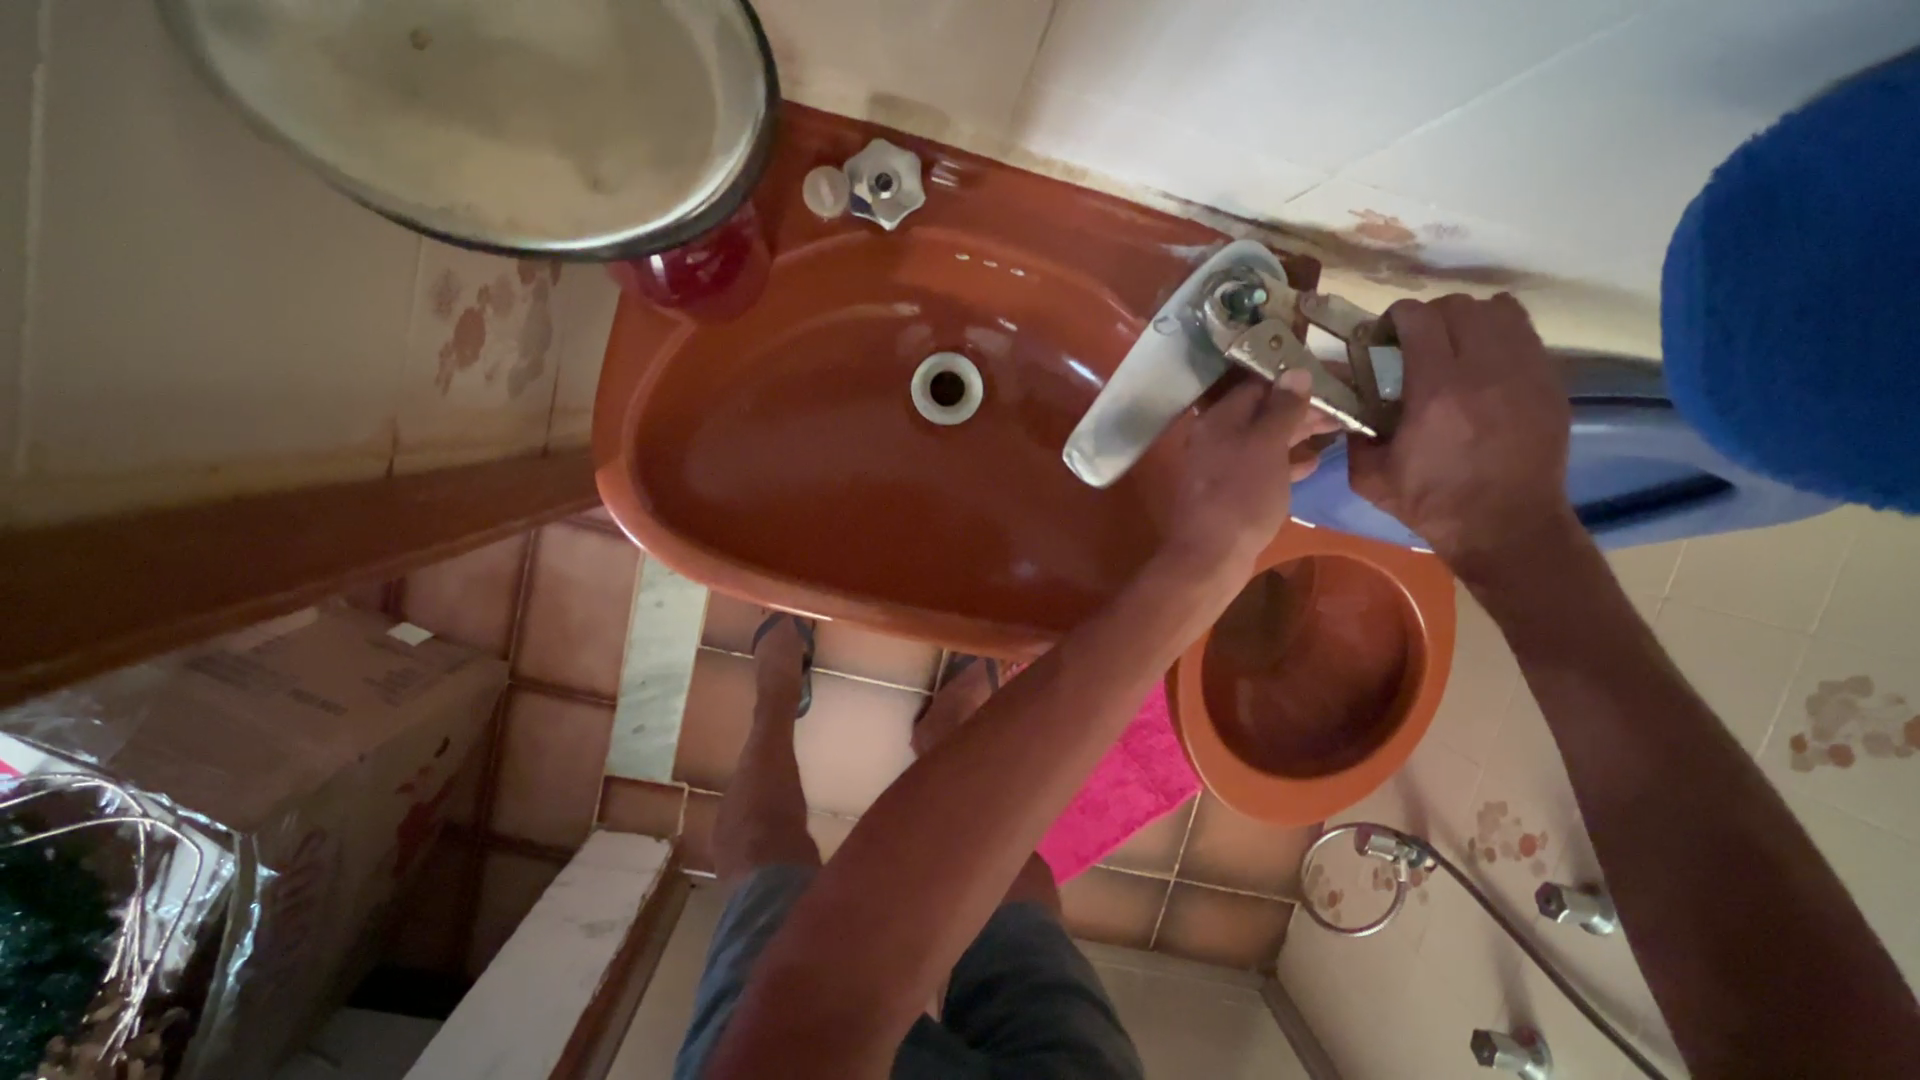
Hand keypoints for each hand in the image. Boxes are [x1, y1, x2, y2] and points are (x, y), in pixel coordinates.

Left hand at [1167, 369, 1331, 571]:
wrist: (1212, 555)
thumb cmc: (1242, 496)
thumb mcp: (1267, 446)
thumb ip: (1283, 409)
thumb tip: (1296, 371)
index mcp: (1218, 419)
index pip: (1256, 384)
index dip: (1292, 378)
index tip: (1328, 378)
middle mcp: (1215, 437)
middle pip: (1261, 412)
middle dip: (1300, 408)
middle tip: (1340, 407)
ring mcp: (1221, 465)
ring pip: (1264, 440)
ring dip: (1297, 434)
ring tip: (1336, 429)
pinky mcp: (1230, 491)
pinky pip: (1261, 467)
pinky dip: (1285, 463)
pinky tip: (1313, 463)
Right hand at [1348, 293, 1576, 574]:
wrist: (1506, 527)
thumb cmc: (1434, 504)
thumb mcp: (1372, 478)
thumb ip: (1355, 437)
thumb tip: (1350, 410)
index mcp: (1436, 390)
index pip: (1418, 318)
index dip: (1396, 318)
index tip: (1386, 337)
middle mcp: (1484, 369)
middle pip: (1459, 306)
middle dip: (1432, 316)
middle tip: (1418, 342)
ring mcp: (1525, 372)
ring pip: (1499, 310)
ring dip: (1471, 320)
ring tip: (1457, 345)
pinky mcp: (1550, 382)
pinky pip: (1525, 334)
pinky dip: (1501, 337)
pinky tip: (1486, 365)